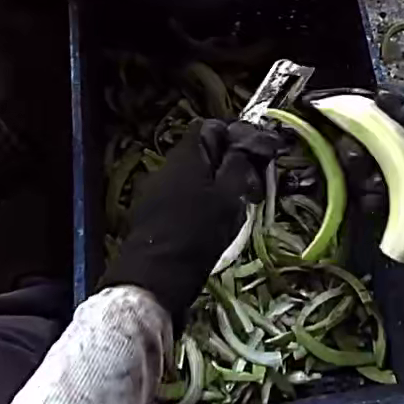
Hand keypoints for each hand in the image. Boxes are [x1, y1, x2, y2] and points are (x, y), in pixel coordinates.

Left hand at [102, 120, 282, 323]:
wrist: (155, 277)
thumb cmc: (198, 232)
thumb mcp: (229, 196)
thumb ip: (239, 164)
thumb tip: (248, 141)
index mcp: (186, 155)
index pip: (211, 127)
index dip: (235, 137)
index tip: (254, 158)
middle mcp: (166, 166)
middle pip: (202, 153)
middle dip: (227, 165)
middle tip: (249, 188)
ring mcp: (154, 190)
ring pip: (192, 176)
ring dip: (214, 186)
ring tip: (233, 210)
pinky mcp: (150, 213)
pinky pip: (180, 196)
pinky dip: (198, 203)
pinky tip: (209, 225)